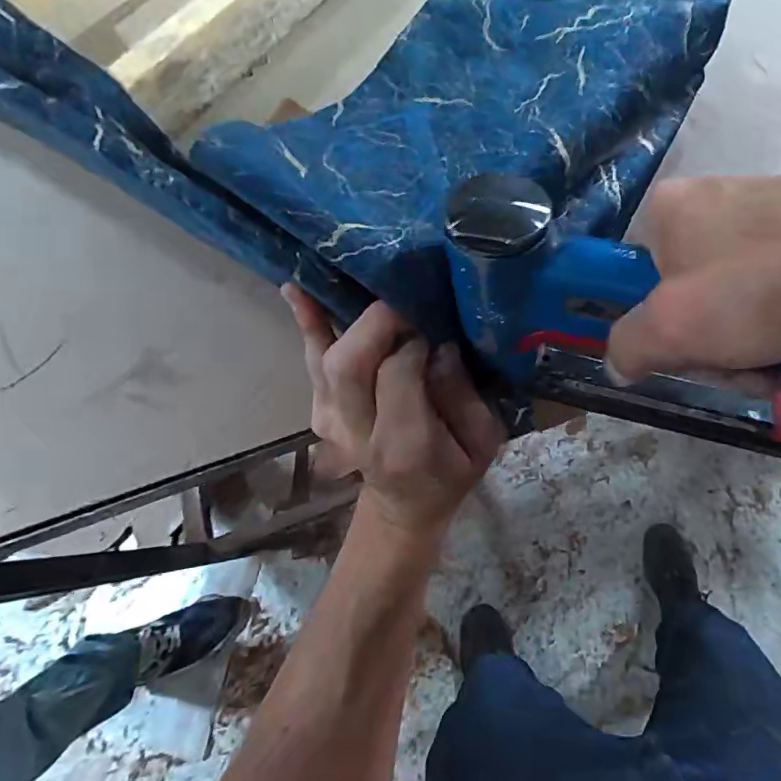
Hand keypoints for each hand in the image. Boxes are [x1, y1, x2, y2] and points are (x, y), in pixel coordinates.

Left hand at [282, 287, 505, 537]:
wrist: (405, 508)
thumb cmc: (452, 473)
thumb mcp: (483, 443)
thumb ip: (463, 396)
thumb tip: (440, 348)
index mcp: (406, 445)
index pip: (397, 375)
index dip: (414, 343)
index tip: (436, 329)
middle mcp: (356, 433)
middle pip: (349, 364)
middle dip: (376, 321)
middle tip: (407, 301)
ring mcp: (329, 421)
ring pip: (325, 359)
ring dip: (337, 315)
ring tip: (350, 272)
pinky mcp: (320, 410)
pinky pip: (312, 360)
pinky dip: (307, 324)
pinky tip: (297, 290)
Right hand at [604, 173, 780, 383]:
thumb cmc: (760, 286)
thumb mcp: (673, 328)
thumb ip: (629, 347)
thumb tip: (617, 361)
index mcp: (667, 214)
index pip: (641, 285)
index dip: (663, 333)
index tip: (693, 359)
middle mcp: (712, 206)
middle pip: (696, 302)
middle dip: (721, 353)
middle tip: (754, 376)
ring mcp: (766, 216)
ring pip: (743, 306)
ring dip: (760, 351)